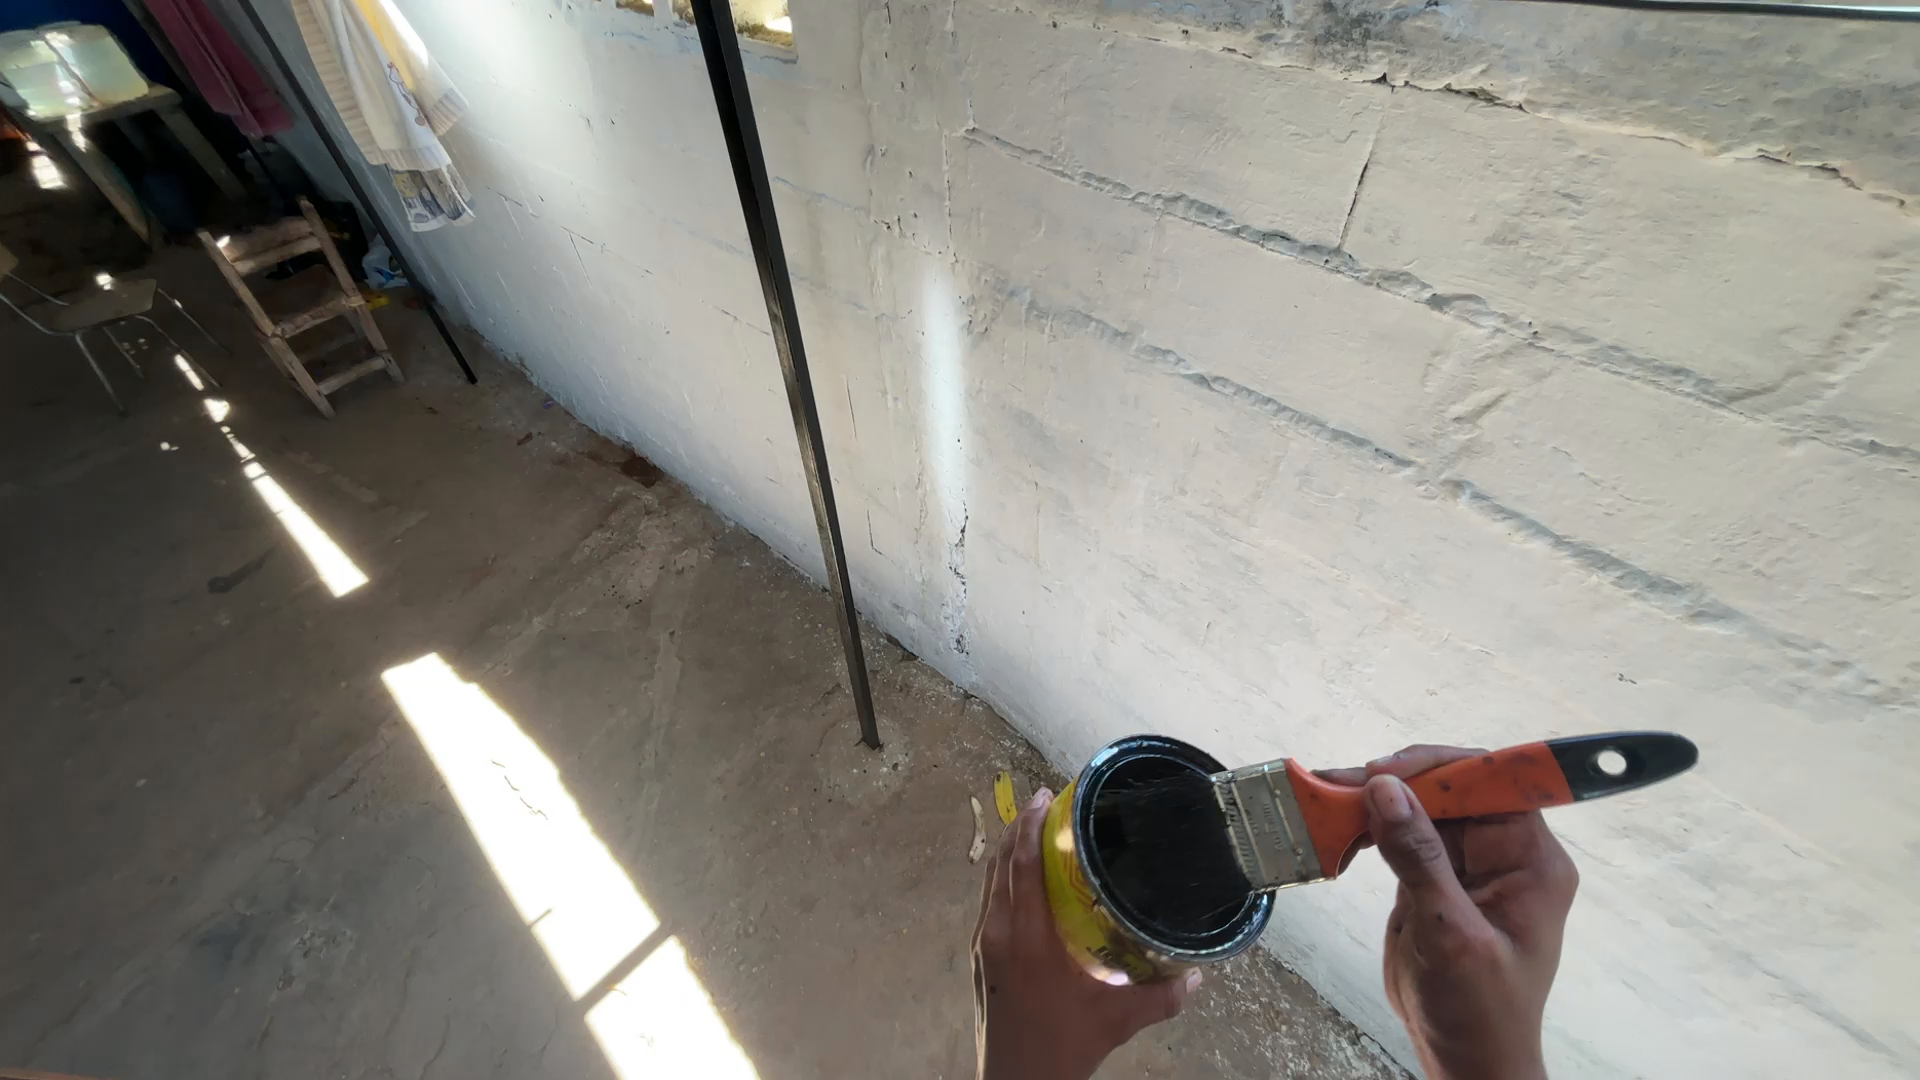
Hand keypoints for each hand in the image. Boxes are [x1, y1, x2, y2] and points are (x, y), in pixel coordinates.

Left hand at [973, 787, 1199, 1079]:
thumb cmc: (1064, 1046)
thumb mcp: (1116, 1020)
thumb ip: (1159, 997)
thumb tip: (1198, 975)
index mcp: (1027, 938)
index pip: (1022, 867)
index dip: (1030, 827)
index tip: (1045, 798)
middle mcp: (998, 931)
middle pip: (1001, 862)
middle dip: (1019, 826)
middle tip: (1044, 800)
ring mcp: (983, 939)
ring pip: (991, 878)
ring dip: (1009, 847)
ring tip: (1032, 825)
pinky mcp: (979, 951)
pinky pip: (988, 897)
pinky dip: (1003, 873)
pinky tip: (1022, 871)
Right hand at [1320, 746, 1578, 1079]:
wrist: (1465, 1060)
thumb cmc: (1476, 1007)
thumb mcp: (1448, 931)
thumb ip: (1418, 856)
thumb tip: (1384, 786)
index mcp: (1528, 859)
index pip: (1492, 782)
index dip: (1439, 766)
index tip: (1383, 772)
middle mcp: (1500, 850)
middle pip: (1446, 786)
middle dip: (1392, 779)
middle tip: (1336, 782)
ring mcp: (1464, 861)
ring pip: (1415, 802)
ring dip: (1369, 797)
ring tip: (1324, 795)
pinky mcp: (1430, 872)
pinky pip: (1397, 828)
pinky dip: (1364, 822)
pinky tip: (1335, 824)